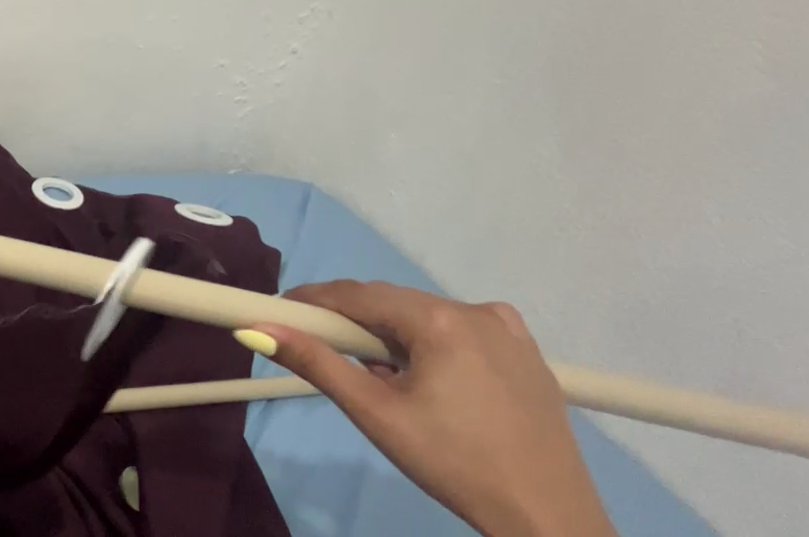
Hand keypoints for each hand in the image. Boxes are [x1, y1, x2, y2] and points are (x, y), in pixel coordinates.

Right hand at [250, 282, 617, 536]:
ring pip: (425, 317)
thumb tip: (257, 328)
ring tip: (378, 377)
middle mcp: (476, 311)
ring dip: (392, 336)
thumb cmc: (454, 464)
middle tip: (323, 352)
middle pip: (391, 303)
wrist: (550, 523)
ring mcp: (509, 332)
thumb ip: (315, 362)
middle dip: (353, 322)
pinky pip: (462, 332)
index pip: (356, 293)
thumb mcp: (374, 413)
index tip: (278, 311)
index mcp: (439, 319)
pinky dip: (432, 344)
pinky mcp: (529, 356)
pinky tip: (429, 379)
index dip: (312, 300)